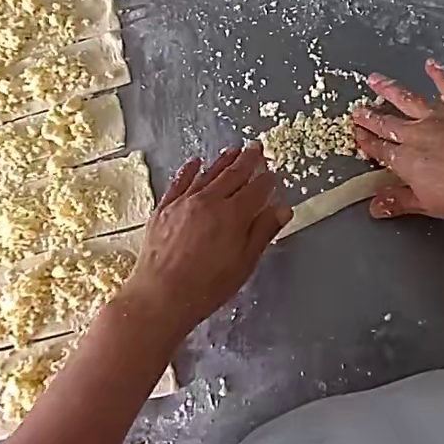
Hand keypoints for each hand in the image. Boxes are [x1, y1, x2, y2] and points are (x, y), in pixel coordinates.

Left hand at [119, 143, 290, 340]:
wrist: (161, 295)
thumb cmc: (206, 287)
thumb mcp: (244, 264)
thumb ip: (263, 232)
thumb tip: (282, 209)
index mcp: (233, 215)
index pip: (256, 190)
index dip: (266, 181)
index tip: (272, 173)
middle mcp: (209, 201)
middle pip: (233, 174)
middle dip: (247, 160)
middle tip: (256, 147)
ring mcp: (184, 201)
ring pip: (208, 174)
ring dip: (222, 160)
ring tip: (233, 150)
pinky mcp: (165, 207)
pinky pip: (179, 182)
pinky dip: (188, 170)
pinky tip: (195, 162)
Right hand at [351, 59, 443, 223]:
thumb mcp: (429, 206)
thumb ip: (399, 201)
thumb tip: (373, 206)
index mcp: (405, 159)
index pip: (379, 148)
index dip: (365, 141)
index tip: (355, 134)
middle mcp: (416, 133)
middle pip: (386, 122)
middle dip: (369, 116)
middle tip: (357, 109)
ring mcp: (438, 116)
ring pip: (407, 99)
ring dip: (389, 89)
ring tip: (375, 80)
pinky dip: (438, 74)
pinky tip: (431, 64)